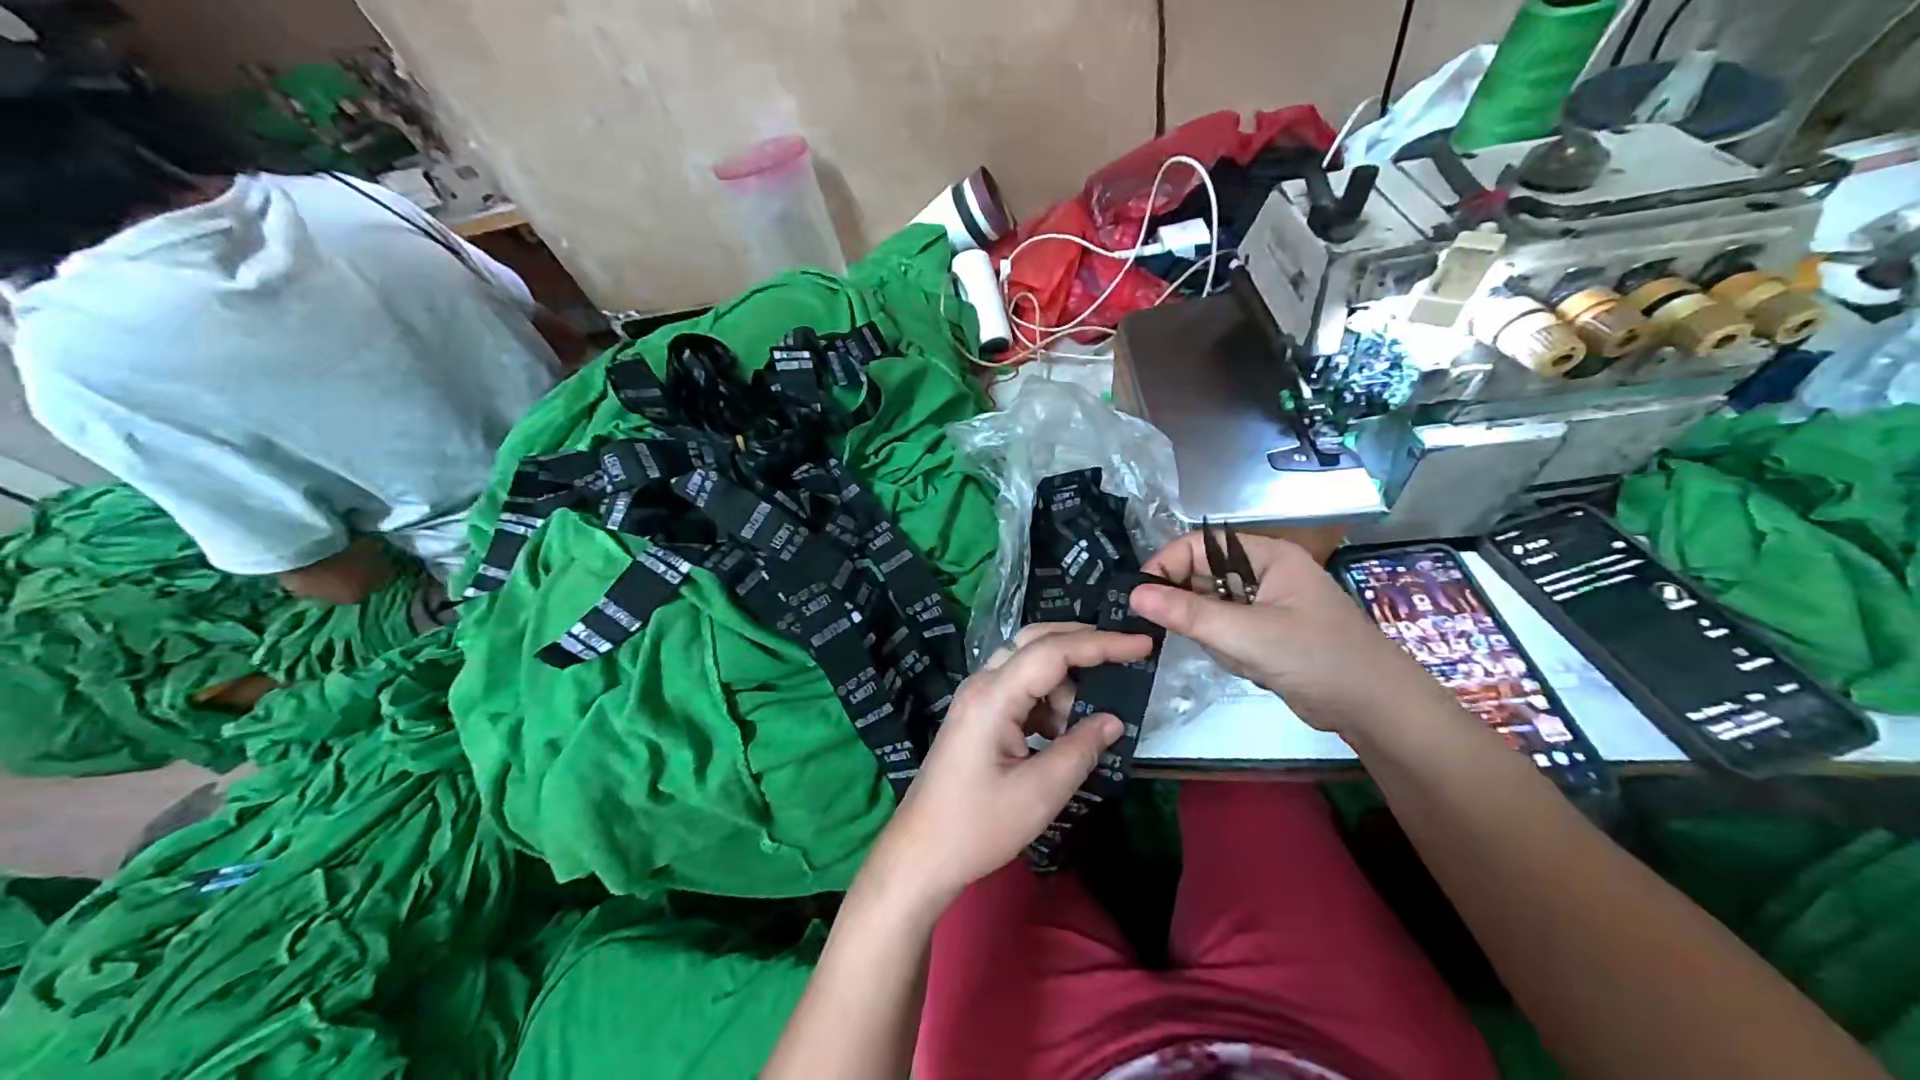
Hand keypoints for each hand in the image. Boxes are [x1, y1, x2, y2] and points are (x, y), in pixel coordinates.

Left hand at [864, 624, 1150, 908]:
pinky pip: (1020, 691)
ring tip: (1083, 728)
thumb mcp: (1040, 793)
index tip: (1143, 645)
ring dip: (1064, 685)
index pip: (1053, 651)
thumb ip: (1080, 749)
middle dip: (1082, 645)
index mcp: (992, 697)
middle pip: (1035, 642)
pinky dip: (1048, 702)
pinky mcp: (978, 716)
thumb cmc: (977, 827)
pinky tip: (1061, 735)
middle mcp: (981, 686)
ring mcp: (976, 699)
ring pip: (1029, 666)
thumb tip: (1113, 721)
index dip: (1101, 644)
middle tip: (1125, 657)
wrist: (921, 854)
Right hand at [1129, 533, 1453, 734]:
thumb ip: (1189, 613)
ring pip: (1210, 607)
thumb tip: (1134, 594)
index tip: (1141, 594)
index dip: (1167, 564)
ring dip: (1211, 633)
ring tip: (1235, 654)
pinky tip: (1248, 666)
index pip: (1200, 546)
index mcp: (1266, 556)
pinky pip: (1224, 632)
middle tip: (1180, 631)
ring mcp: (1265, 605)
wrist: (1375, 709)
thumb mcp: (1247, 634)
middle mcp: (1263, 574)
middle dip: (1191, 606)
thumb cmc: (1317, 657)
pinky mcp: (1265, 634)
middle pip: (1202, 575)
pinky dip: (1225, 649)